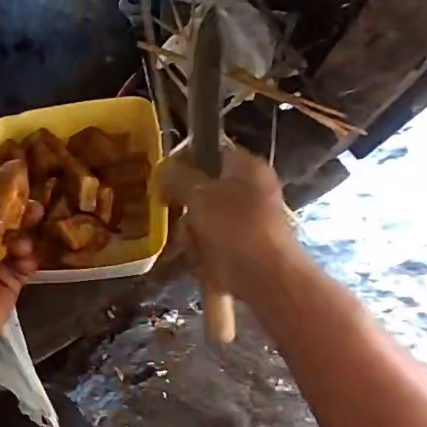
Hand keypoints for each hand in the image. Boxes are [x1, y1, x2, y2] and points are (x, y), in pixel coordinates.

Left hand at [0, 213, 37, 346]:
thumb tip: (1, 215)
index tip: (17, 188)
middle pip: (5, 225)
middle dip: (20, 215)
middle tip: (35, 208)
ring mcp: (0, 264)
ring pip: (19, 241)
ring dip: (26, 235)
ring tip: (28, 239)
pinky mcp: (14, 280)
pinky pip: (27, 262)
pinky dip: (31, 257)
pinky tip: (28, 256)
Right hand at [158, 143, 303, 302]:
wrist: (264, 277)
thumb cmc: (235, 227)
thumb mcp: (200, 195)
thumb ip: (177, 177)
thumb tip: (162, 167)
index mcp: (247, 167)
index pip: (212, 149)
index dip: (185, 158)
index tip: (165, 174)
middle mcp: (249, 189)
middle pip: (203, 188)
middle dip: (185, 204)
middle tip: (174, 211)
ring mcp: (245, 220)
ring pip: (202, 218)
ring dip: (190, 231)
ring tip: (190, 243)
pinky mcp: (239, 247)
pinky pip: (209, 241)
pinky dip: (200, 249)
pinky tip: (198, 257)